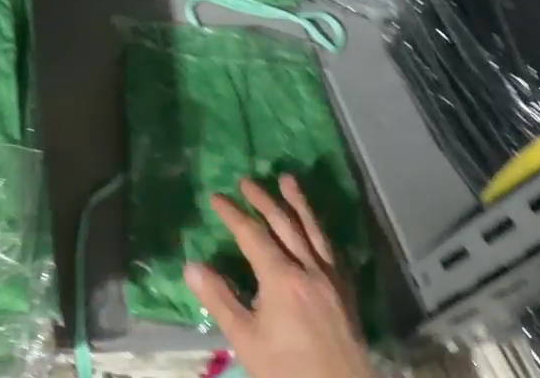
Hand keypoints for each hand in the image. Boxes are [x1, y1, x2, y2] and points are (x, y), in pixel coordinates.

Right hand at [184, 175, 372, 377]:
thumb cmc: (287, 372)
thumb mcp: (246, 341)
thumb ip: (220, 300)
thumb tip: (191, 265)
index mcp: (282, 279)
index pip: (253, 235)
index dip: (233, 214)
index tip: (216, 198)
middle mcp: (310, 270)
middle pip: (285, 225)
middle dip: (263, 200)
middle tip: (246, 181)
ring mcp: (332, 281)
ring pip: (314, 232)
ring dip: (299, 204)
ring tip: (287, 180)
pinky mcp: (347, 295)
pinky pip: (333, 252)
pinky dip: (321, 233)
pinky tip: (317, 229)